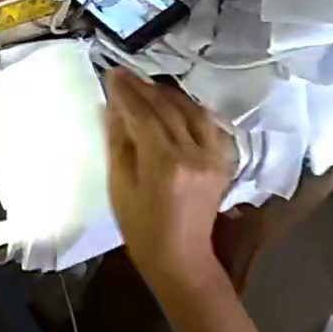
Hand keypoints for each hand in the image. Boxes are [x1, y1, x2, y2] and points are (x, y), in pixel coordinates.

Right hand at [103, 70, 234, 295]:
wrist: (181, 257)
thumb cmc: (140, 226)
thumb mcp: (119, 184)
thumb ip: (118, 142)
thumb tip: (113, 108)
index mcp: (164, 162)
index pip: (143, 114)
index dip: (125, 92)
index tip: (110, 74)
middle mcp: (194, 154)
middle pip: (167, 108)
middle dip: (142, 88)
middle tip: (122, 74)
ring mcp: (213, 157)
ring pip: (191, 111)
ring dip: (167, 93)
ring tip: (146, 85)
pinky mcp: (222, 162)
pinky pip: (208, 124)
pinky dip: (190, 109)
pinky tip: (175, 104)